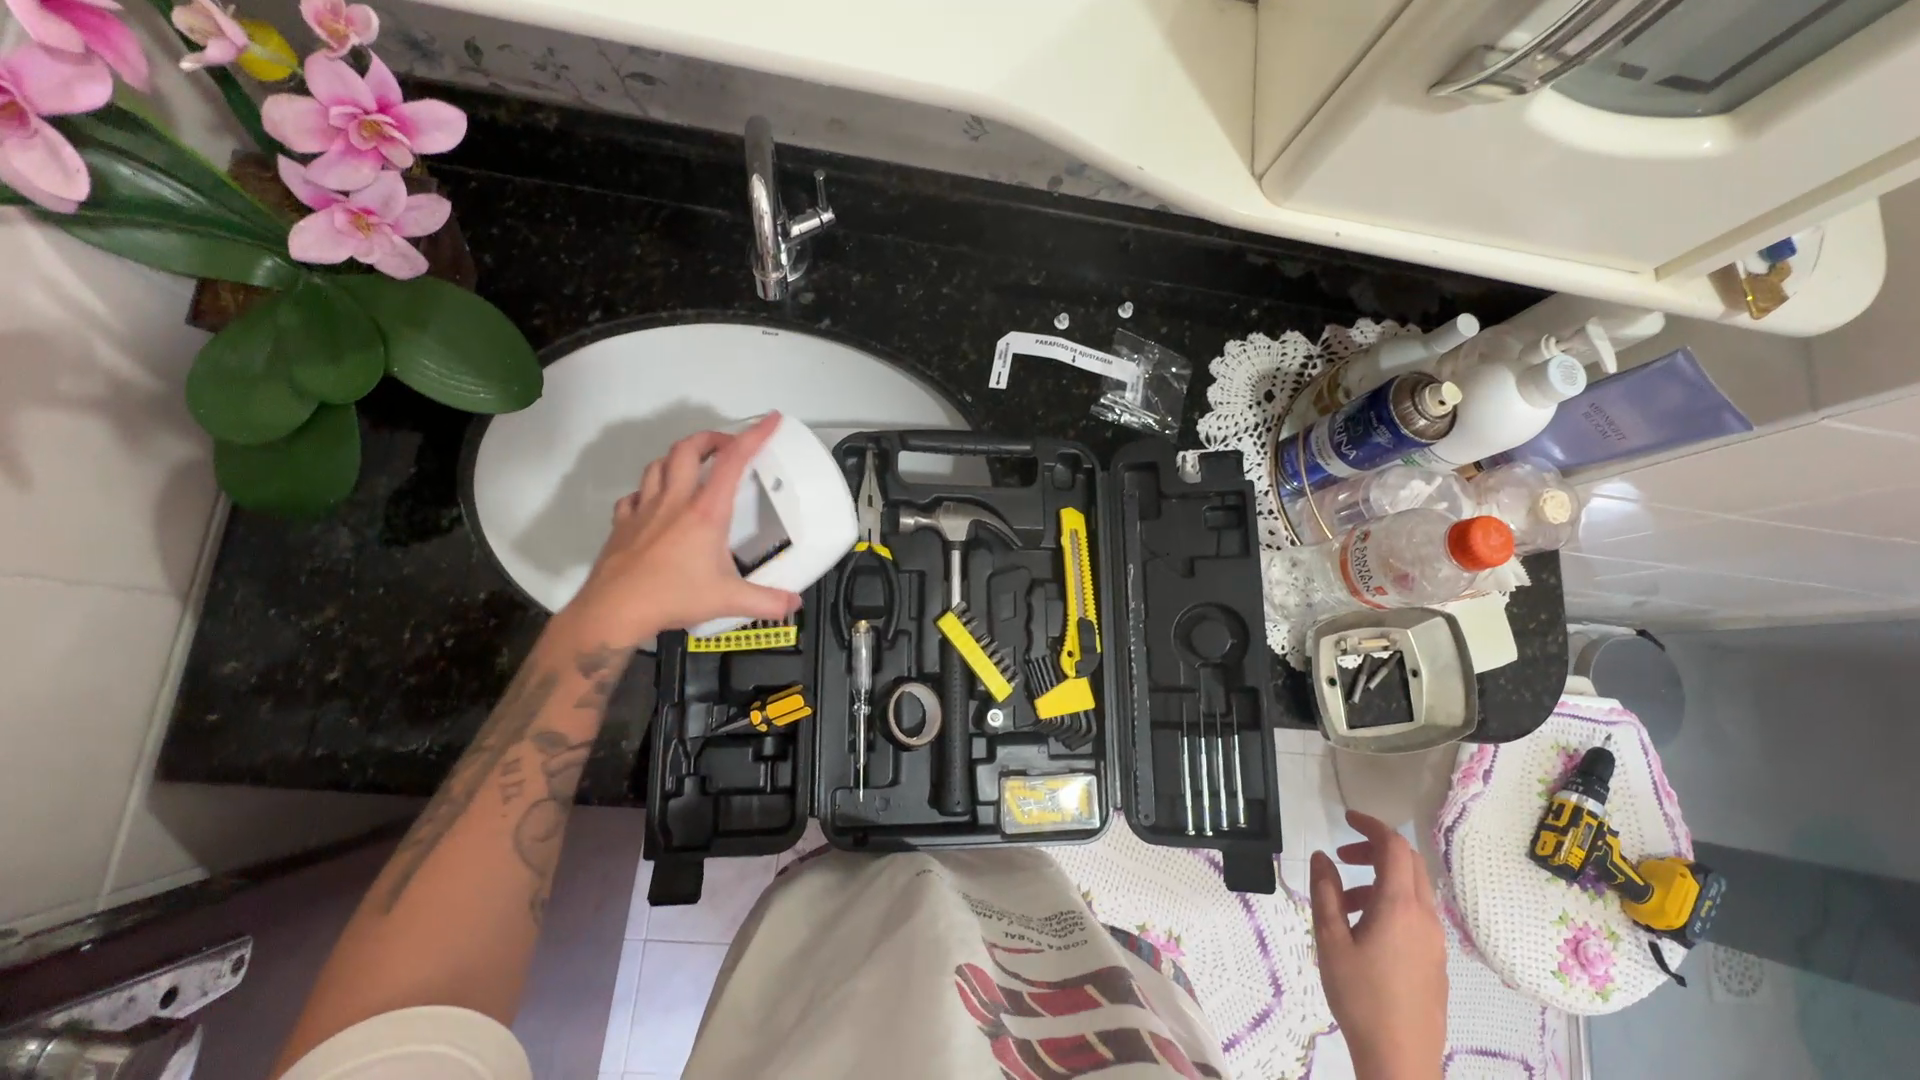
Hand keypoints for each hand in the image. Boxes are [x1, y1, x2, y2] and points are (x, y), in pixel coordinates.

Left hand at [558, 413, 802, 647]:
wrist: (614, 610)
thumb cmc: (672, 597)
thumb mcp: (728, 601)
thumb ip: (766, 601)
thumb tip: (793, 604)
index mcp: (705, 512)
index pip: (733, 461)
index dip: (754, 435)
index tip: (770, 420)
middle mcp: (674, 501)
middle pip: (688, 449)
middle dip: (710, 438)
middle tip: (726, 445)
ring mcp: (644, 509)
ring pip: (658, 465)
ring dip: (677, 458)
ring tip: (692, 468)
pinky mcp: (623, 523)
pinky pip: (634, 495)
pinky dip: (648, 491)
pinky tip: (654, 503)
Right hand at [1309, 810, 1447, 1079]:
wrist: (1402, 1058)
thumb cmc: (1359, 996)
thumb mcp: (1331, 941)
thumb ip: (1326, 893)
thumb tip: (1321, 856)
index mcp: (1399, 906)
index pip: (1394, 847)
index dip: (1371, 825)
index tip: (1345, 818)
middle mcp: (1425, 916)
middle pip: (1410, 863)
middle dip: (1376, 850)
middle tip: (1343, 857)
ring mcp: (1436, 939)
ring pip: (1414, 890)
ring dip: (1381, 879)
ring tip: (1344, 903)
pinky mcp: (1437, 960)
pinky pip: (1417, 914)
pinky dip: (1391, 903)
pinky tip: (1365, 931)